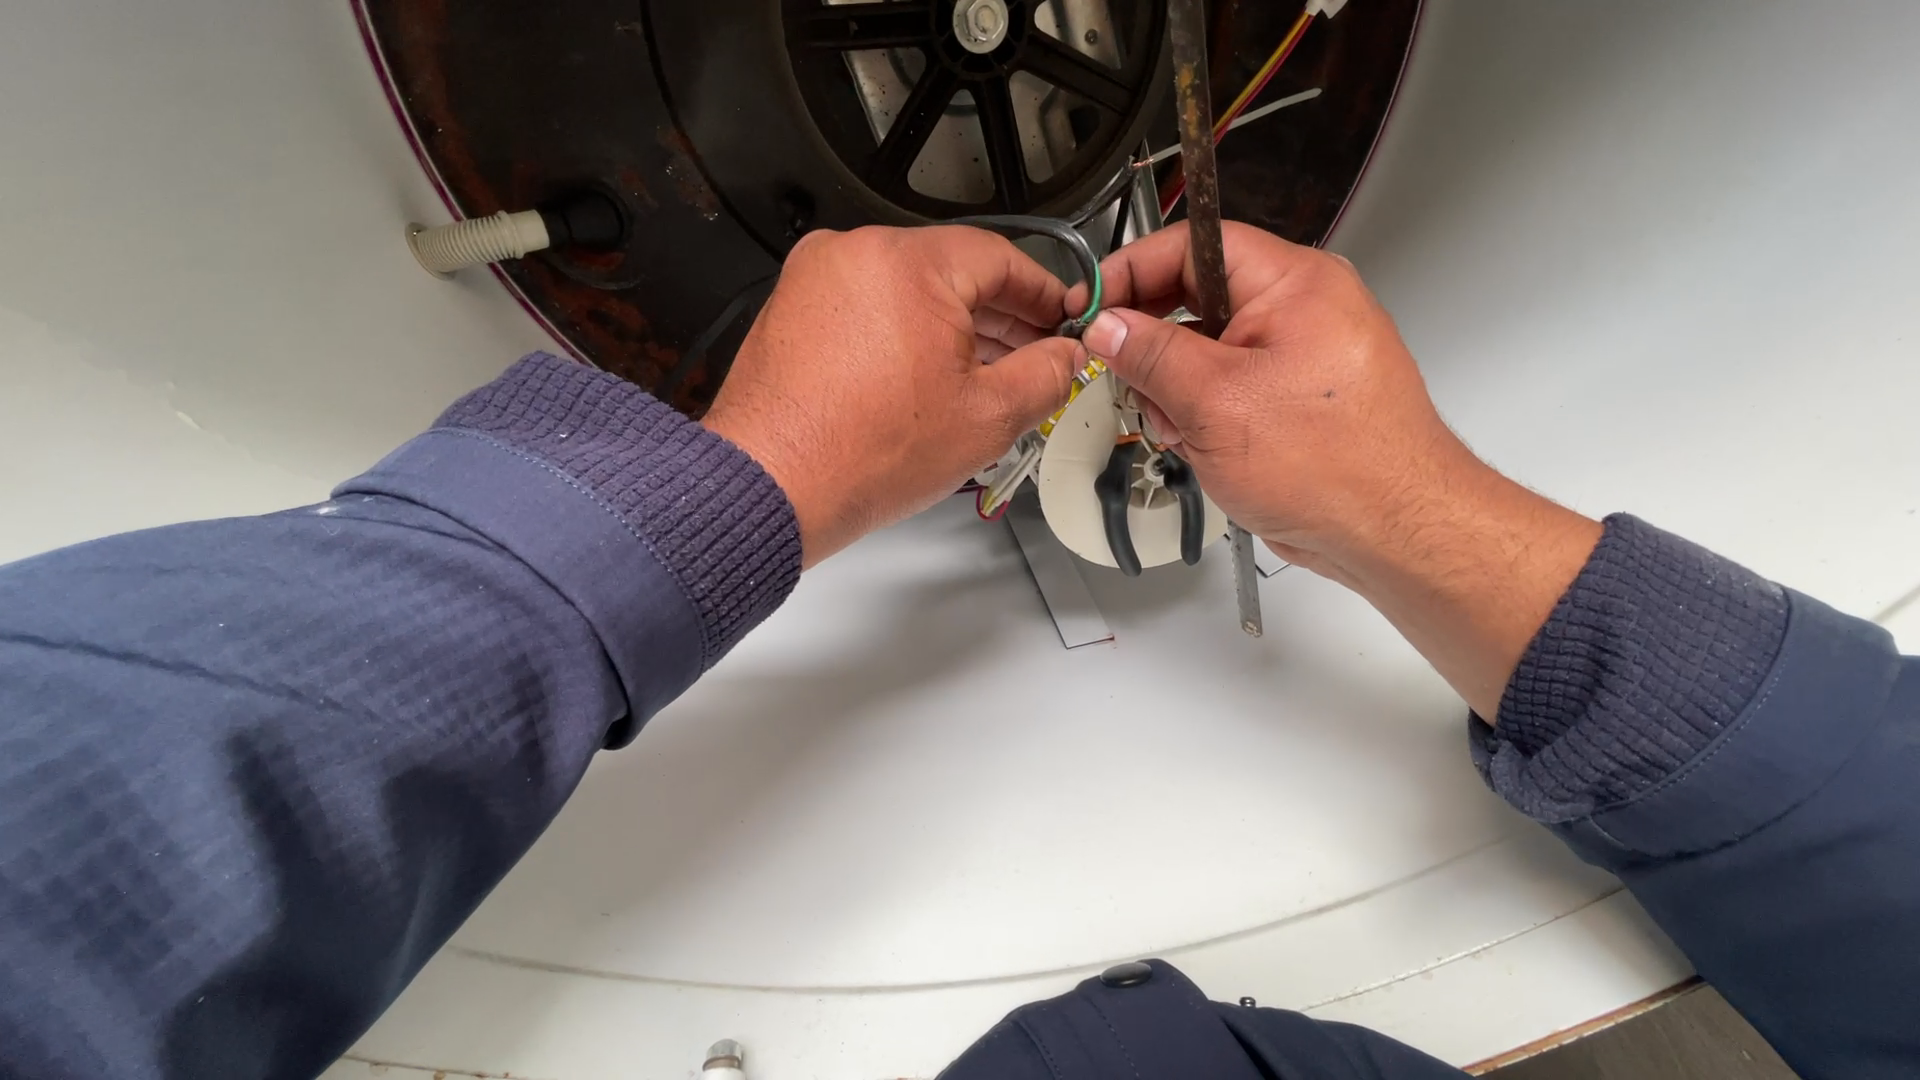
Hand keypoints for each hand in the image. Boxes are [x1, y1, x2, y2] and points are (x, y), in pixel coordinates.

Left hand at [703, 225, 1078, 566]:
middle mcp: (855, 254)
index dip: (1042, 295)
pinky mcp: (794, 310)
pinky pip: (868, 309)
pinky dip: (905, 336)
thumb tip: (1064, 357)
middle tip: (1031, 357)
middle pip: (952, 273)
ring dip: (952, 330)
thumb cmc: (859, 456)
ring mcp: (817, 279)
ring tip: (982, 378)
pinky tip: (926, 380)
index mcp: (908, 263)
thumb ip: (1044, 376)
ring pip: (908, 292)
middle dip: (1000, 318)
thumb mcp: (985, 419)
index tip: (1062, 320)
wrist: (769, 489)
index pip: (1000, 259)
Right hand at [1073, 222, 1599, 717]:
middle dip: (1152, 341)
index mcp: (1292, 283)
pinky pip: (1226, 385)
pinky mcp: (1291, 397)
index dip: (1132, 269)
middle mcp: (1299, 309)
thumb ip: (1151, 355)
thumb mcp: (1215, 401)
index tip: (1091, 304)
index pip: (1194, 244)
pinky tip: (1194, 441)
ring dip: (1173, 385)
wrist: (1390, 531)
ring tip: (1172, 425)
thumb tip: (1107, 326)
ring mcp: (1296, 355)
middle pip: (1197, 298)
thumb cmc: (1328, 465)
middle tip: (1122, 372)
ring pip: (1206, 348)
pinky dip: (1198, 409)